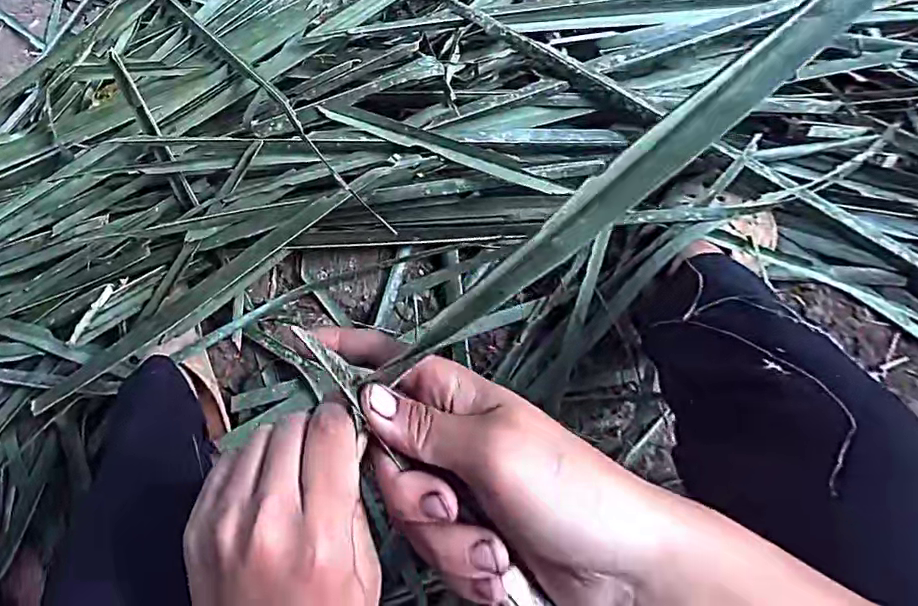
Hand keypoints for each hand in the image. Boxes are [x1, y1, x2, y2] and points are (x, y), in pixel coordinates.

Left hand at [183, 402, 379, 605]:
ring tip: (287, 480)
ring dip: (278, 447)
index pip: (328, 430)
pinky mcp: (197, 524)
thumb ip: (356, 503)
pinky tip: (258, 495)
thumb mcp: (363, 578)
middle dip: (310, 432)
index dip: (339, 416)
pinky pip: (228, 460)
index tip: (342, 419)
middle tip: (317, 456)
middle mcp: (267, 523)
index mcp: (319, 540)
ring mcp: (225, 522)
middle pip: (292, 425)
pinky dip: (248, 466)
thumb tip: (346, 439)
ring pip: (259, 435)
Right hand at [315, 328, 870, 605]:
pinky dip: (460, 566)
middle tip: (454, 504)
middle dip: (408, 490)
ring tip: (492, 547)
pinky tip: (499, 570)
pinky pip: (426, 546)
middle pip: (377, 449)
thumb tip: (362, 396)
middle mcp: (439, 433)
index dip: (338, 349)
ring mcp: (447, 485)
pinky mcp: (457, 534)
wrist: (628, 578)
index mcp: (446, 392)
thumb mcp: (492, 447)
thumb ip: (421, 425)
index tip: (290, 340)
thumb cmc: (567, 487)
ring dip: (444, 537)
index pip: (380, 357)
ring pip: (398, 504)